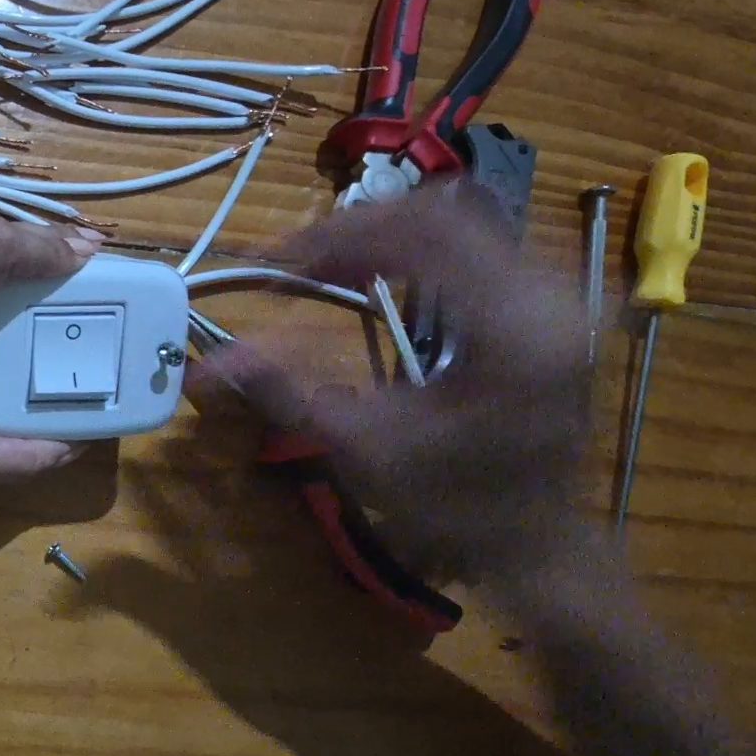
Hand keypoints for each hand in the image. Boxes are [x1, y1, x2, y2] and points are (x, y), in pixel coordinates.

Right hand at [205, 192, 611, 595]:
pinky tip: (357, 282)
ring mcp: (548, 295)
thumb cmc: (451, 505)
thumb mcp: (361, 450)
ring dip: (373, 239)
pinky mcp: (535, 305)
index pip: (425, 232)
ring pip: (451, 223)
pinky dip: (399, 255)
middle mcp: (546, 294)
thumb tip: (206, 362)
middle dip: (351, 232)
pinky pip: (462, 247)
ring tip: (314, 273)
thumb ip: (285, 394)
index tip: (273, 264)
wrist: (531, 542)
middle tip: (288, 266)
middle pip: (440, 214)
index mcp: (515, 326)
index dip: (339, 235)